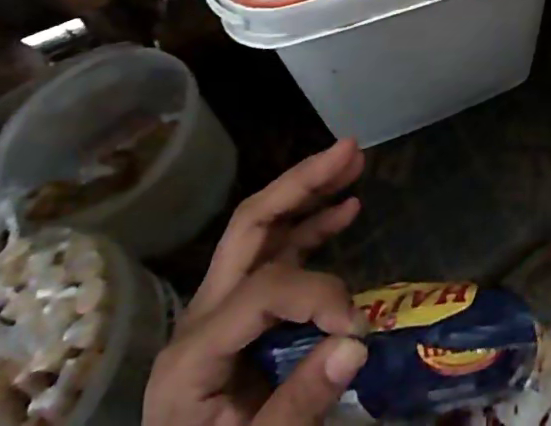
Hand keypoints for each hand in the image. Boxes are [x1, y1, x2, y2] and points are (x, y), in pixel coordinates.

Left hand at [144, 140, 369, 425]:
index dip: (318, 295)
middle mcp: (201, 314)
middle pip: (250, 226)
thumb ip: (299, 403)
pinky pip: (277, 255)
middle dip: (301, 184)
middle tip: (349, 150)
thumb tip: (357, 342)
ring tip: (353, 162)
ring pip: (264, 229)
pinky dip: (312, 227)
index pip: (262, 291)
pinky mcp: (242, 312)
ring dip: (310, 192)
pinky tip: (346, 208)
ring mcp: (221, 307)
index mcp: (193, 352)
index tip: (357, 329)